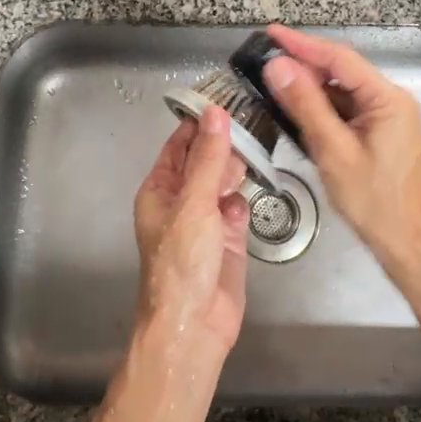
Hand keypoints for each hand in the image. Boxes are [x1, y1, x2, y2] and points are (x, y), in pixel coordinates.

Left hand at [132, 105, 250, 356]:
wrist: (194, 324)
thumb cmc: (181, 261)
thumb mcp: (194, 203)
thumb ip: (209, 158)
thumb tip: (216, 113)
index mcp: (160, 189)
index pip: (180, 145)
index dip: (200, 123)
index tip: (227, 97)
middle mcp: (181, 200)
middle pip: (204, 161)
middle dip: (224, 143)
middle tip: (254, 117)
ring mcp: (205, 220)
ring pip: (224, 182)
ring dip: (238, 168)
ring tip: (260, 143)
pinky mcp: (228, 238)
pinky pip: (238, 207)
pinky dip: (245, 198)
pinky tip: (255, 187)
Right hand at [261, 24, 420, 261]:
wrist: (406, 242)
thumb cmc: (373, 200)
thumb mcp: (333, 151)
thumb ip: (306, 105)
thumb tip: (279, 66)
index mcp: (387, 98)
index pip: (339, 59)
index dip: (303, 44)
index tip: (271, 33)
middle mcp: (390, 99)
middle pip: (341, 72)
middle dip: (304, 65)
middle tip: (266, 61)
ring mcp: (386, 115)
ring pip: (341, 91)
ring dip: (310, 89)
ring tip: (273, 83)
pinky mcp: (379, 131)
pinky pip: (345, 109)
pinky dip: (321, 108)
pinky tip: (296, 111)